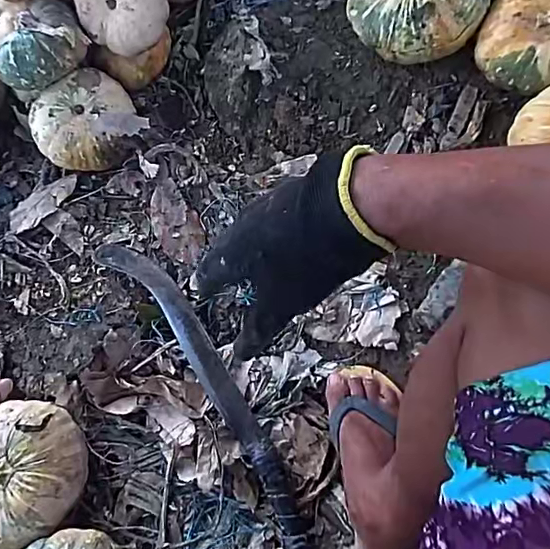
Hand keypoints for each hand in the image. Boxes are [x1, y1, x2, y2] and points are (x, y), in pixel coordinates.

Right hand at [195, 146, 392, 357]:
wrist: (345, 206)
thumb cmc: (304, 262)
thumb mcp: (281, 304)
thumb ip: (259, 328)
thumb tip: (240, 354)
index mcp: (231, 251)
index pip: (208, 272)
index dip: (206, 286)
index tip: (204, 292)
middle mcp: (242, 224)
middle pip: (229, 250)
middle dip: (230, 266)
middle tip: (232, 280)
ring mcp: (268, 205)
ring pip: (253, 233)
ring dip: (255, 250)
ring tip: (263, 264)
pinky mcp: (293, 194)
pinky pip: (278, 222)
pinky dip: (279, 237)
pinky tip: (293, 244)